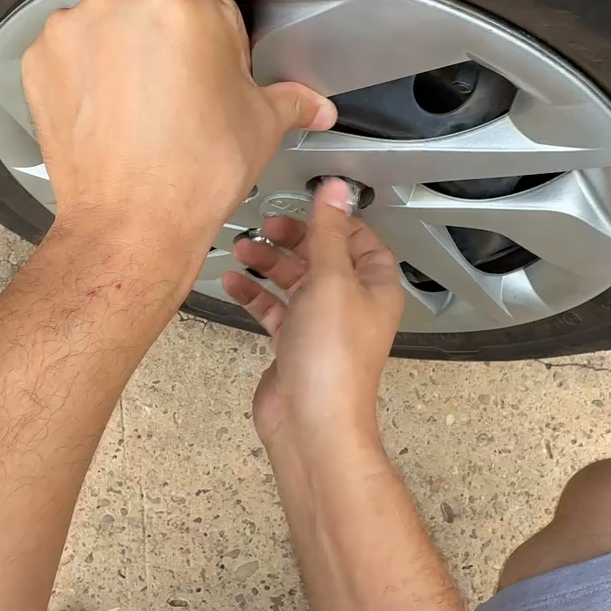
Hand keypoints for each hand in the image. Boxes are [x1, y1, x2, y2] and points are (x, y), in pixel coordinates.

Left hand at [21, 0, 335, 283]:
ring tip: (146, 118)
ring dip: (127, 64)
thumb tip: (313, 105)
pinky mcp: (40, 64)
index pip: (213, 7)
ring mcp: (73, 32)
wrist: (131, 227)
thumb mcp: (260, 128)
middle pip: (158, 16)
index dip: (221, 51)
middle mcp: (120, 4)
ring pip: (112, 35)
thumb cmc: (192, 177)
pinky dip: (89, 82)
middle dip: (172, 53)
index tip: (217, 82)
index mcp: (182, 3)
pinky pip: (72, 60)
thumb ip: (292, 101)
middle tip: (182, 106)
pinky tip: (113, 119)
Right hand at [220, 178, 405, 452]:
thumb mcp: (331, 279)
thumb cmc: (332, 358)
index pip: (360, 240)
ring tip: (243, 249)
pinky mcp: (294, 346)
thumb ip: (328, 232)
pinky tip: (235, 282)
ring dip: (269, 264)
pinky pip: (274, 310)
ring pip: (294, 282)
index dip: (334, 221)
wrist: (311, 420)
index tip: (305, 205)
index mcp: (374, 287)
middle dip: (294, 239)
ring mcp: (321, 326)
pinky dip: (255, 294)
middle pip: (322, 258)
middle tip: (267, 225)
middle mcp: (351, 305)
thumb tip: (335, 190)